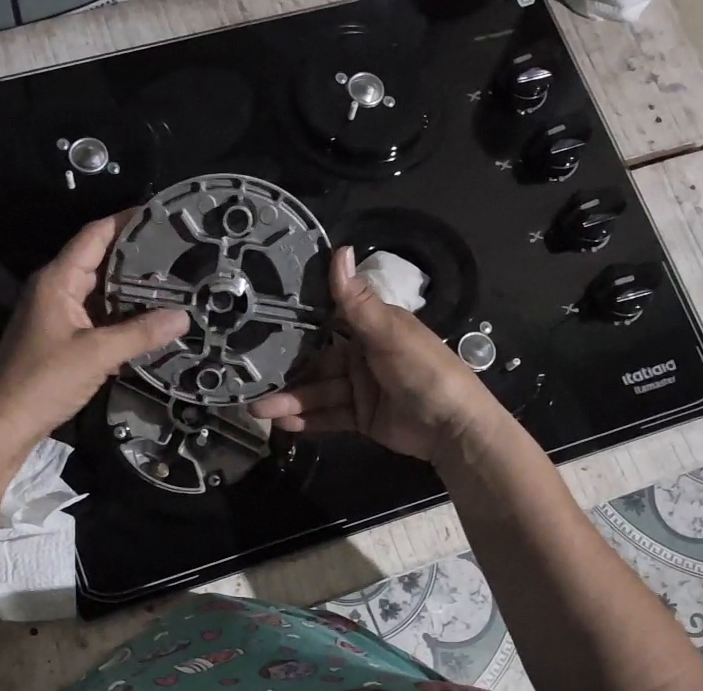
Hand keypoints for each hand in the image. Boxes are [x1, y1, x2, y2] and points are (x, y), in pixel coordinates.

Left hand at [0, 215, 189, 452]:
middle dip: (135, 257)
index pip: (95, 236)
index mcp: (57, 281)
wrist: (7, 421)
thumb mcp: (98, 355)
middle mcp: (55, 289)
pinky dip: (119, 318)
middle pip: (99, 261)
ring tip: (172, 286)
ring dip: (130, 291)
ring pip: (99, 292)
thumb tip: (182, 316)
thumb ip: (141, 334)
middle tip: (177, 254)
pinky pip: (95, 317)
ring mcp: (56, 314)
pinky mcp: (60, 338)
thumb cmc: (44, 382)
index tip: (160, 214)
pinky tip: (147, 324)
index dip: (126, 221)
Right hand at [250, 246, 495, 462]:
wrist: (453, 426)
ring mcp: (360, 389)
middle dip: (285, 374)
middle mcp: (361, 356)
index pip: (326, 321)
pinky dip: (306, 421)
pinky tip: (282, 424)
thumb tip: (340, 251)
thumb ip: (358, 302)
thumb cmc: (425, 371)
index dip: (295, 325)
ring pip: (317, 393)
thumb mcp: (391, 334)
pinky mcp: (361, 418)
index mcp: (371, 328)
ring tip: (258, 411)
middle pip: (315, 363)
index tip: (260, 324)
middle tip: (249, 381)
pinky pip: (328, 417)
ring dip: (289, 401)